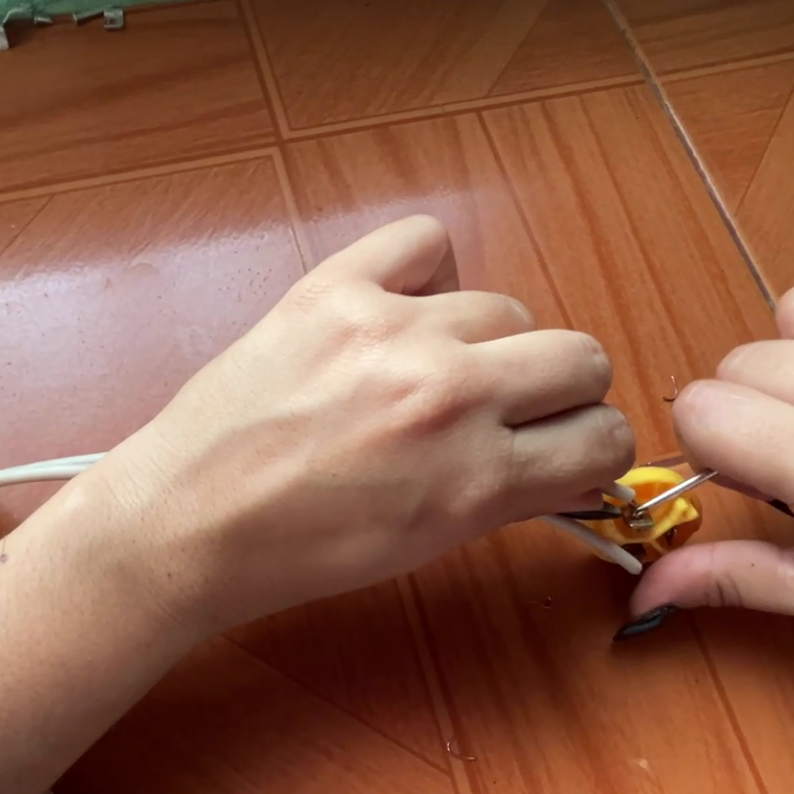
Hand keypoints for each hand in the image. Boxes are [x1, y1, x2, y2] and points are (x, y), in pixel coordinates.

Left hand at [70, 215, 634, 632]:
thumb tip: (570, 456)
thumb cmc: (304, 551)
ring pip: (506, 305)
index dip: (591, 447)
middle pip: (580, 356)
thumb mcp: (426, 542)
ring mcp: (391, 330)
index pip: (604, 438)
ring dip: (485, 342)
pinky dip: (427, 275)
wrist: (189, 520)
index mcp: (476, 481)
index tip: (563, 448)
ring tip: (427, 368)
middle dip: (560, 390)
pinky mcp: (333, 288)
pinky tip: (399, 312)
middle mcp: (449, 395)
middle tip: (508, 408)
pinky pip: (425, 242)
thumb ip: (508, 493)